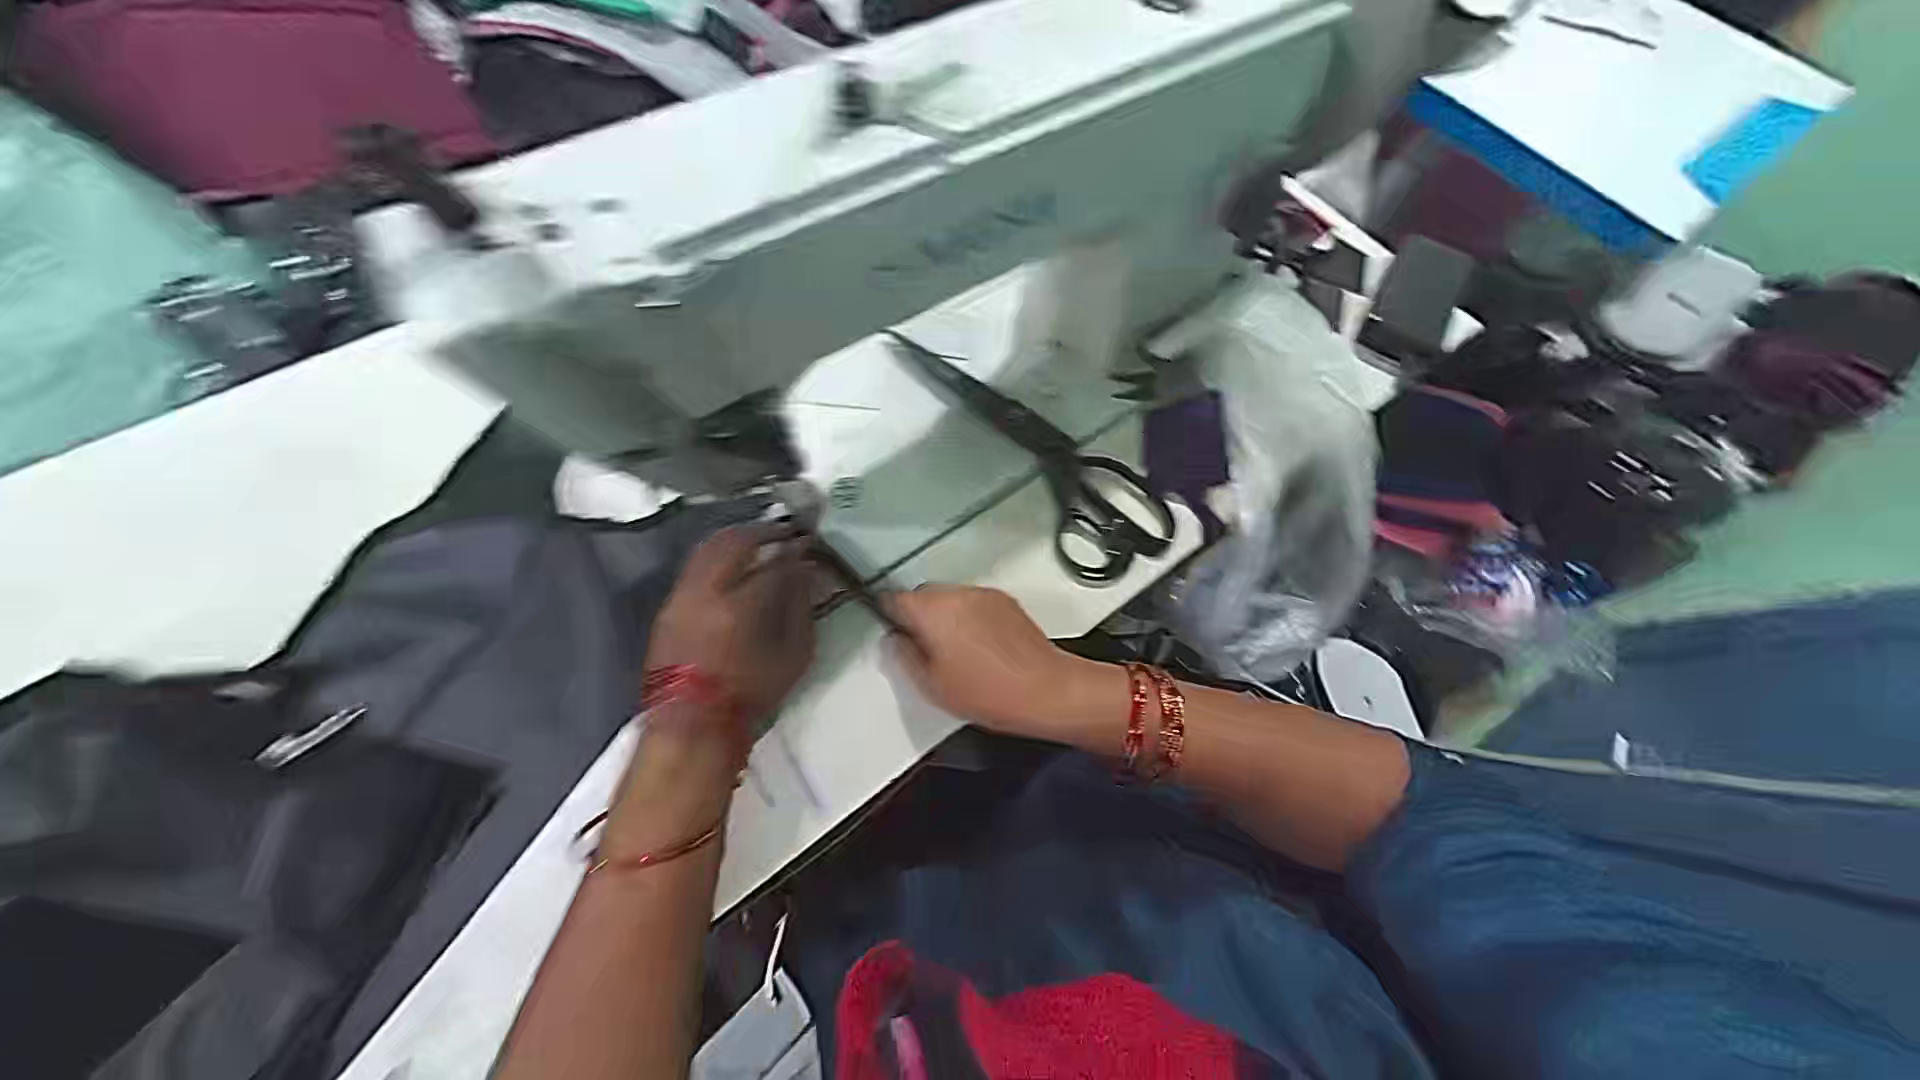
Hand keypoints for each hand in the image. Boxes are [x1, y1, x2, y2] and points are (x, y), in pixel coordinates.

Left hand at [646, 525, 816, 727]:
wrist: (692, 724)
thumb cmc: (751, 694)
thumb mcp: (793, 655)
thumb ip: (800, 608)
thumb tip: (804, 574)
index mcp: (742, 607)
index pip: (775, 562)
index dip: (795, 549)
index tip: (808, 544)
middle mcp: (706, 592)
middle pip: (735, 542)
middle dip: (763, 532)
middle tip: (784, 533)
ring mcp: (682, 596)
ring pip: (709, 548)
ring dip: (737, 540)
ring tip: (759, 543)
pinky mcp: (669, 606)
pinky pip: (696, 566)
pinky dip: (718, 557)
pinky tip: (734, 566)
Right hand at [886, 585, 1113, 740]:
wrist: (1044, 690)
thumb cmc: (994, 691)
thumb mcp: (932, 685)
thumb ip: (904, 657)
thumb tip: (895, 643)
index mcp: (933, 612)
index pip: (894, 599)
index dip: (886, 614)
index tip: (889, 627)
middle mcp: (957, 596)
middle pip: (922, 595)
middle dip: (917, 616)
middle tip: (922, 647)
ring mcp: (983, 596)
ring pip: (949, 597)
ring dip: (944, 616)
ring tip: (955, 652)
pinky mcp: (1004, 602)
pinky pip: (974, 603)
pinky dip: (969, 617)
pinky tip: (977, 647)